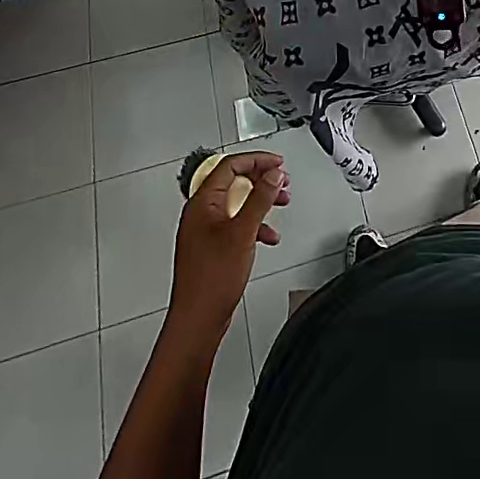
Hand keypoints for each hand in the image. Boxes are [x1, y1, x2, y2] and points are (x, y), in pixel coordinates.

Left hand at [167, 151, 288, 337]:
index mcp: (203, 204)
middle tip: (281, 179)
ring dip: (261, 199)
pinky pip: (237, 222)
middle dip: (261, 178)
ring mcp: (206, 230)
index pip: (229, 166)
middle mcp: (201, 213)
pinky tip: (268, 234)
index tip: (277, 163)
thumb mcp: (243, 231)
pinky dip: (255, 223)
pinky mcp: (213, 245)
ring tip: (280, 201)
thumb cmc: (211, 280)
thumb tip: (272, 174)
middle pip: (234, 181)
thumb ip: (260, 198)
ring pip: (238, 201)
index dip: (257, 160)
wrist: (198, 318)